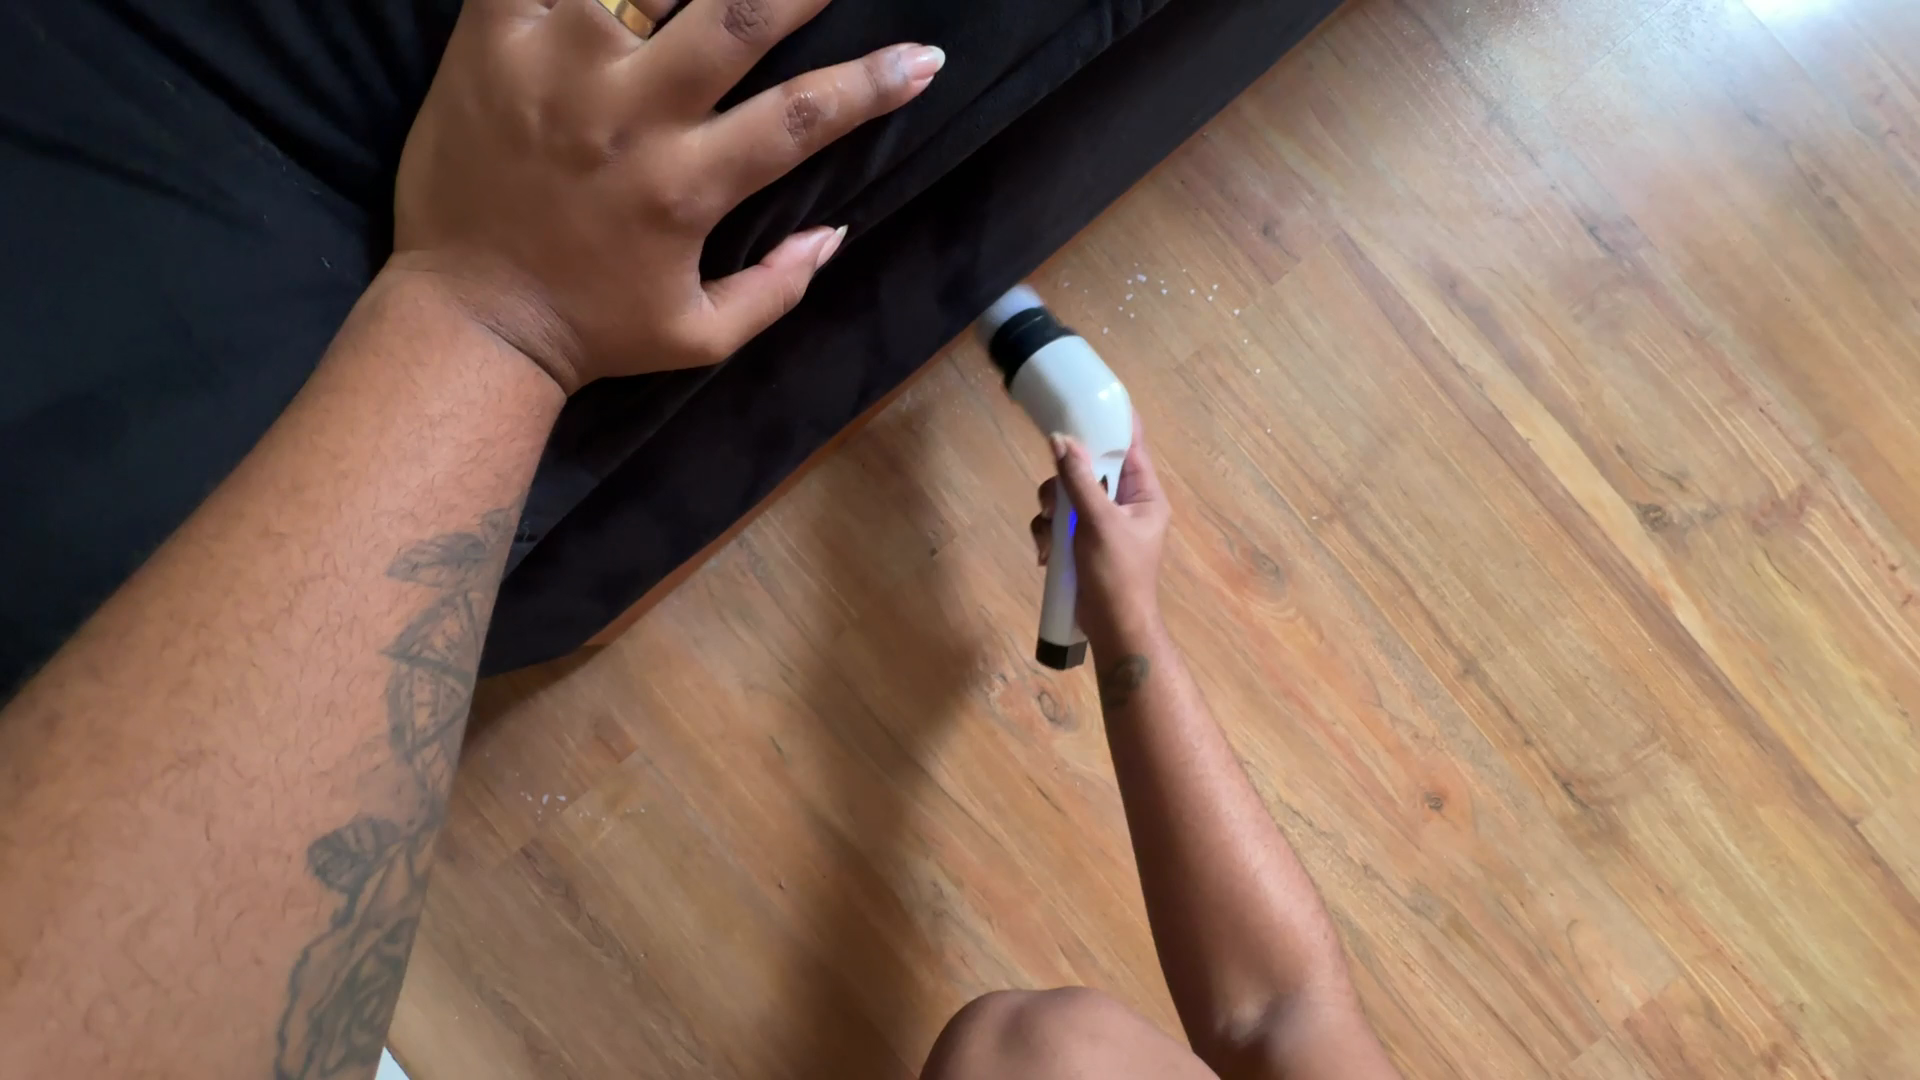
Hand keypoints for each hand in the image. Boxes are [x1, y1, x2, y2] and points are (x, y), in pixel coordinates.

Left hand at [388, 0, 944, 391]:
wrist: (473, 320)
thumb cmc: (598, 332)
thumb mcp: (702, 336)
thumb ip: (777, 288)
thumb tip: (835, 235)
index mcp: (686, 189)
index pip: (801, 118)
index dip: (871, 85)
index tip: (922, 59)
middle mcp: (630, 115)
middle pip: (734, 14)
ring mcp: (553, 64)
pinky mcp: (487, 38)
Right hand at [1030, 416, 1170, 644]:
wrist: (1112, 628)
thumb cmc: (1117, 574)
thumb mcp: (1098, 523)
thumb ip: (1078, 480)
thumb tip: (1061, 440)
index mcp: (1144, 495)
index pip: (1131, 446)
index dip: (1112, 422)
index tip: (1089, 400)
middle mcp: (1124, 504)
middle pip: (1089, 470)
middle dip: (1065, 484)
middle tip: (1056, 500)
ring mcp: (1101, 524)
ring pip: (1067, 496)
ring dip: (1052, 514)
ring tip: (1052, 538)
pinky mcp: (1081, 543)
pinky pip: (1058, 523)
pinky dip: (1049, 535)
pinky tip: (1048, 556)